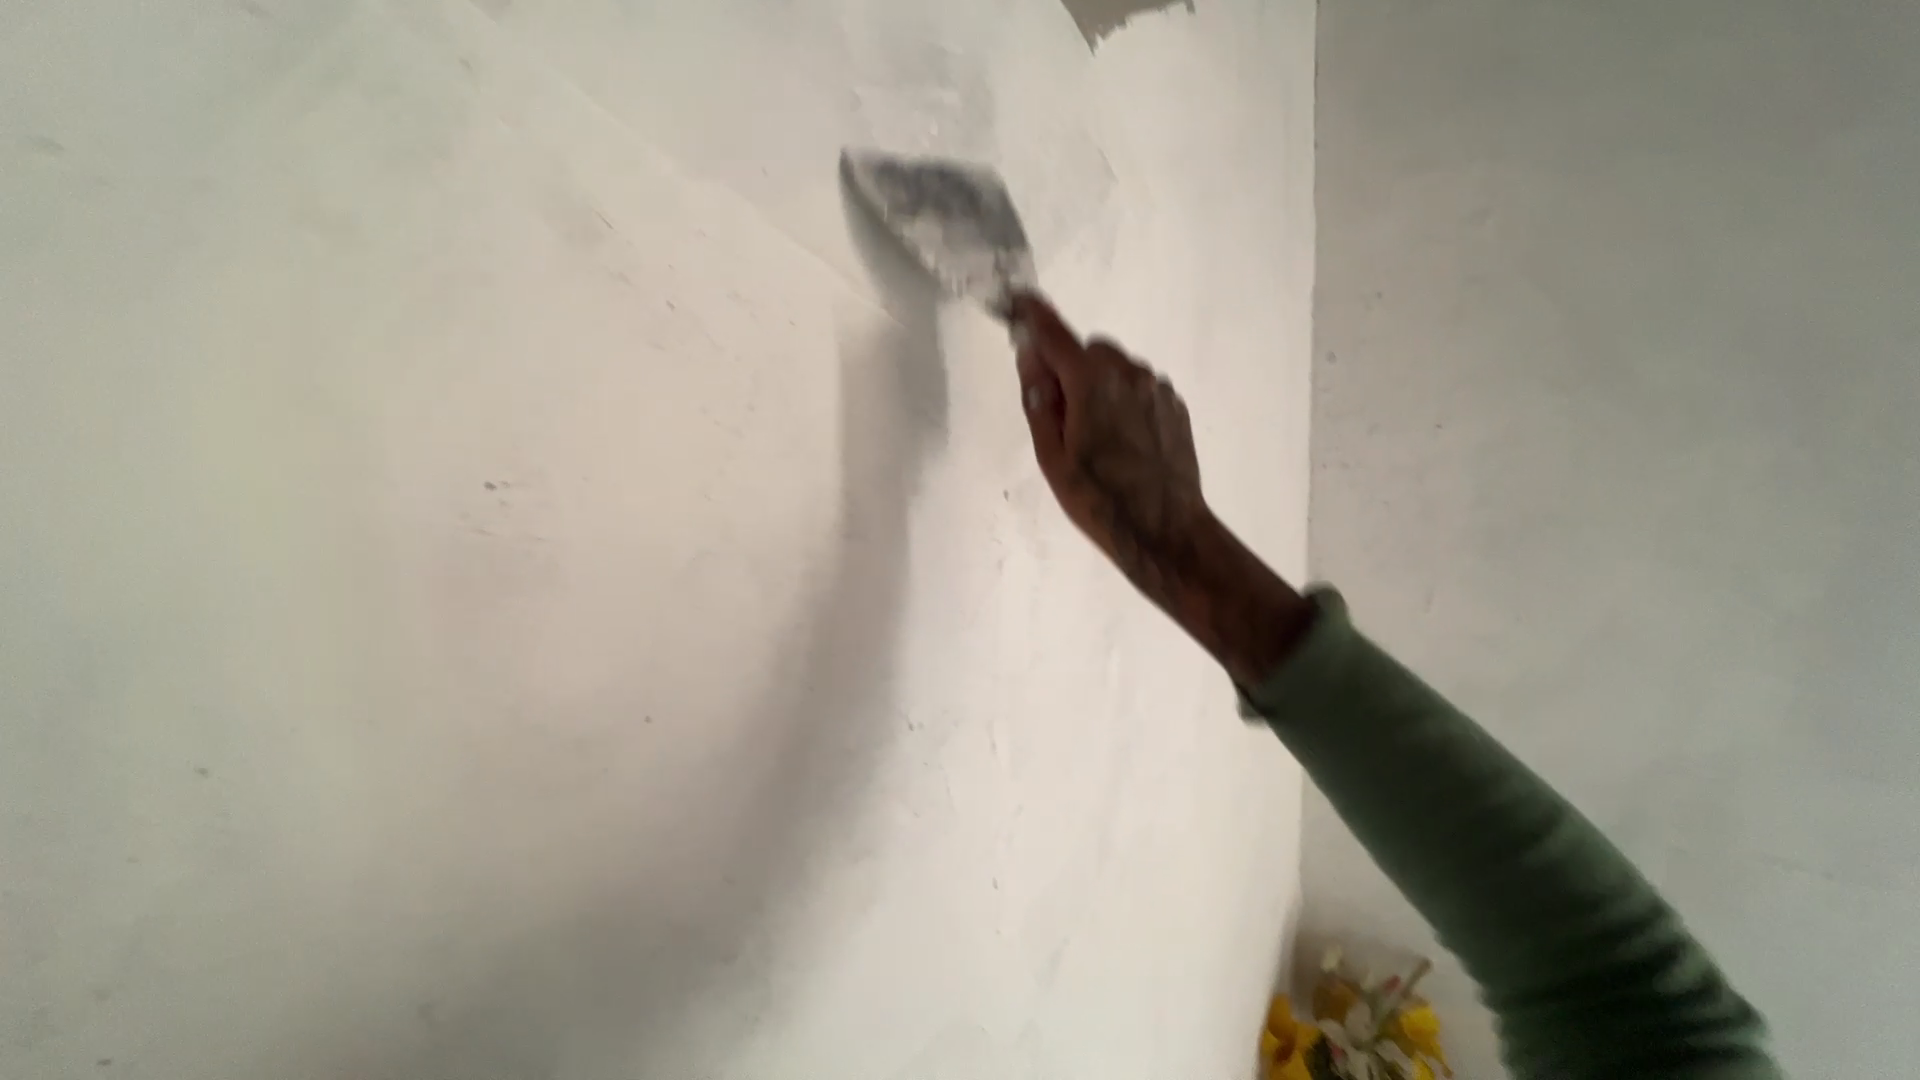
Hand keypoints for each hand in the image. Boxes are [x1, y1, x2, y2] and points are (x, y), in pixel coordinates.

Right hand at [1011, 294, 1208, 600]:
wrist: (1164, 529)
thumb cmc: (1097, 499)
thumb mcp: (1051, 455)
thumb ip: (1038, 399)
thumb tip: (1030, 357)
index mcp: (1091, 381)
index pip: (1055, 334)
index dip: (1033, 316)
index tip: (1018, 300)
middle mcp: (1128, 372)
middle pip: (1089, 350)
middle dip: (1071, 370)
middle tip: (1064, 417)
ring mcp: (1157, 388)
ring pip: (1116, 369)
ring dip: (1100, 386)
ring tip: (1099, 438)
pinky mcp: (1175, 405)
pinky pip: (1139, 388)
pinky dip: (1124, 401)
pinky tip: (1125, 443)